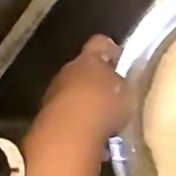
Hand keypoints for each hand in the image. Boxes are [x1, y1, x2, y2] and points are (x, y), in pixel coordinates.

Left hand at [30, 35, 132, 150]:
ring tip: (106, 117)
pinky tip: (93, 132)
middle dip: (99, 79)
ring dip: (88, 100)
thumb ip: (124, 84)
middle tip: (117, 94)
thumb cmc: (104, 105)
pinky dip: (80, 118)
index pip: (101, 43)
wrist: (69, 133)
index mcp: (90, 59)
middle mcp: (69, 69)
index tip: (124, 61)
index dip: (112, 50)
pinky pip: (69, 110)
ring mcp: (55, 91)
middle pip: (85, 67)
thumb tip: (121, 83)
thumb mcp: (127, 93)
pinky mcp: (48, 112)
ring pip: (75, 89)